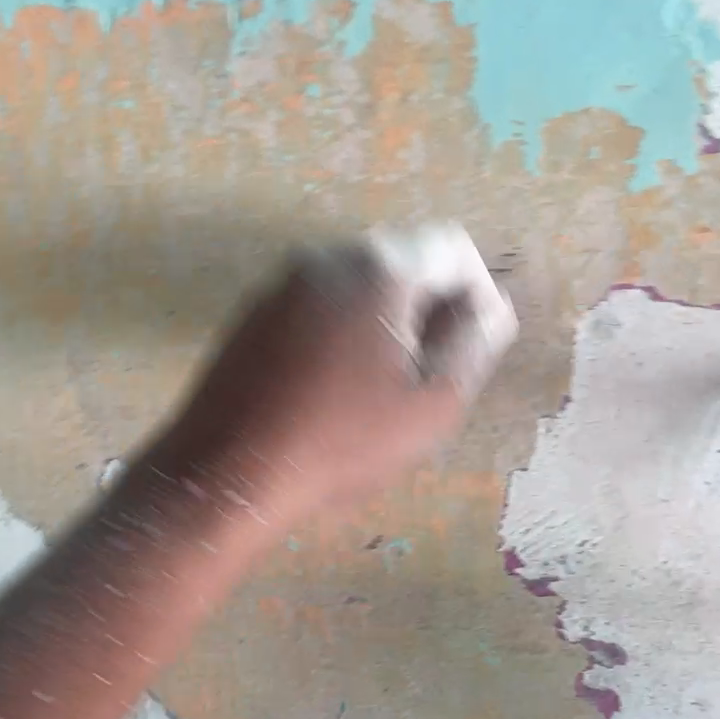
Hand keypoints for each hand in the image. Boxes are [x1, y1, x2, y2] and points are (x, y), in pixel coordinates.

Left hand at [142, 224, 515, 525]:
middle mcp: (327, 258)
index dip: (474, 292)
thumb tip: (491, 309)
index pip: (451, 248)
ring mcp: (281, 283)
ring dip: (382, 321)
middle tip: (428, 373)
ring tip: (379, 387)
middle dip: (426, 308)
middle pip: (400, 263)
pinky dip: (338, 331)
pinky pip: (315, 306)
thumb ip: (474, 344)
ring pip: (356, 286)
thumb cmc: (341, 441)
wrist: (229, 470)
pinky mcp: (252, 313)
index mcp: (379, 269)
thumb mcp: (432, 403)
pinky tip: (331, 386)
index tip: (469, 345)